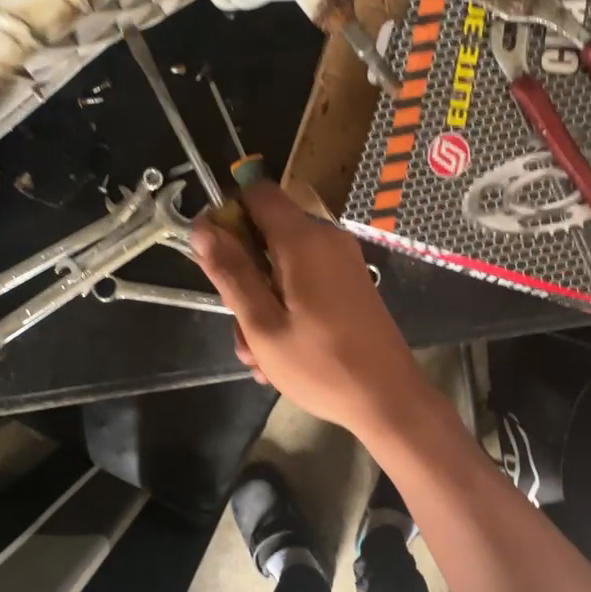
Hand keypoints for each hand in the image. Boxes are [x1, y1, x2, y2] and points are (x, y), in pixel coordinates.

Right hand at [190, 182, 432, 438]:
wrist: (388, 398)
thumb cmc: (320, 364)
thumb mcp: (262, 324)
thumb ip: (231, 272)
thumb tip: (202, 228)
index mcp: (303, 240)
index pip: (258, 193)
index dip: (228, 215)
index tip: (214, 256)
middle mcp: (327, 239)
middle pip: (268, 233)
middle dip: (243, 276)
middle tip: (238, 327)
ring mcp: (342, 262)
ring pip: (283, 265)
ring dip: (262, 304)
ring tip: (259, 357)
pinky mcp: (350, 284)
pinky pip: (305, 282)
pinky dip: (287, 309)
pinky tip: (281, 355)